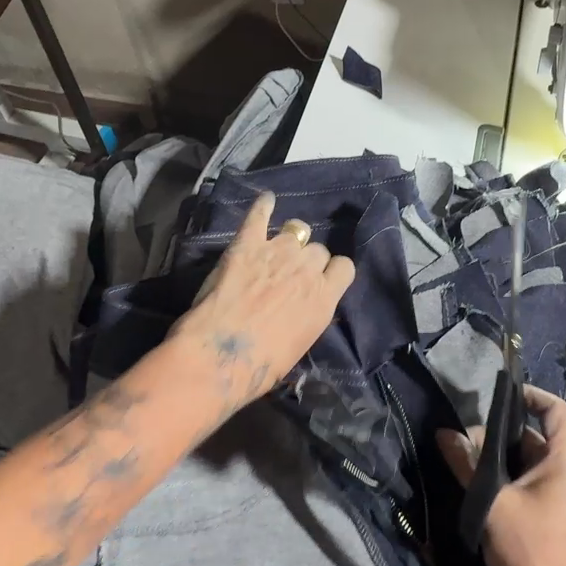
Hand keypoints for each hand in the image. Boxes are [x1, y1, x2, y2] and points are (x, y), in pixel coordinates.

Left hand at [171, 191, 354, 410]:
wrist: (222, 356)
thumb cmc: (262, 365)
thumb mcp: (301, 344)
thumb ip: (310, 315)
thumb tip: (306, 307)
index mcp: (324, 298)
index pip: (343, 267)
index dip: (331, 272)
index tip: (321, 280)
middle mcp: (306, 268)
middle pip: (317, 250)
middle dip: (307, 259)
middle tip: (289, 274)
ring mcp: (276, 252)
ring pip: (295, 229)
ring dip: (290, 238)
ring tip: (277, 248)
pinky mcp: (246, 245)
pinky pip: (258, 216)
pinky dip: (263, 206)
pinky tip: (266, 200)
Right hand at [437, 384, 565, 565]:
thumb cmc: (527, 547)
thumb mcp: (491, 500)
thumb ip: (466, 463)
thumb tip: (444, 433)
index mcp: (563, 461)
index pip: (554, 410)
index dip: (530, 395)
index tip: (500, 396)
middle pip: (533, 436)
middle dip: (498, 435)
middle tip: (465, 447)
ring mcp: (561, 494)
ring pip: (527, 460)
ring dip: (498, 459)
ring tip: (466, 468)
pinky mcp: (552, 513)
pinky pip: (529, 481)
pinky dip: (506, 478)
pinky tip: (479, 489)